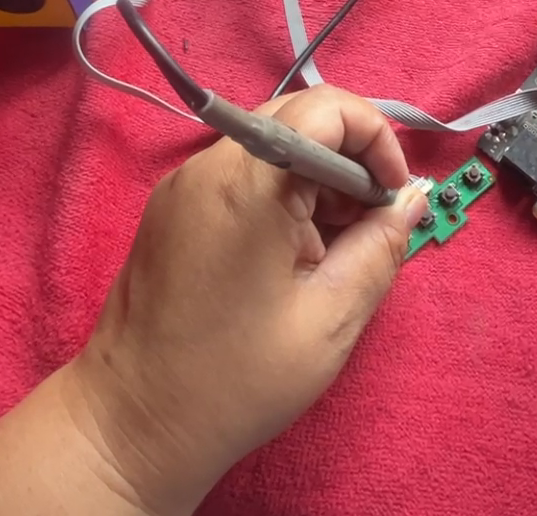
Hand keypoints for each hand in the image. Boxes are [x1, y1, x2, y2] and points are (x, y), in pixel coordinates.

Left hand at [69, 85, 428, 514]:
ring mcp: (186, 180)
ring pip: (275, 144)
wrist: (127, 427)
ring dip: (318, 179)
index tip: (393, 195)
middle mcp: (211, 162)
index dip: (375, 138)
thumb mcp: (329, 320)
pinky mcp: (174, 203)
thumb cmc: (234, 380)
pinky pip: (244, 171)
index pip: (326, 108)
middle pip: (301, 118)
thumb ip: (380, 248)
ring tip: (333, 246)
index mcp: (248, 181)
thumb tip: (410, 200)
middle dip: (350, 159)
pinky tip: (293, 250)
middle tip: (370, 222)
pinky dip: (282, 193)